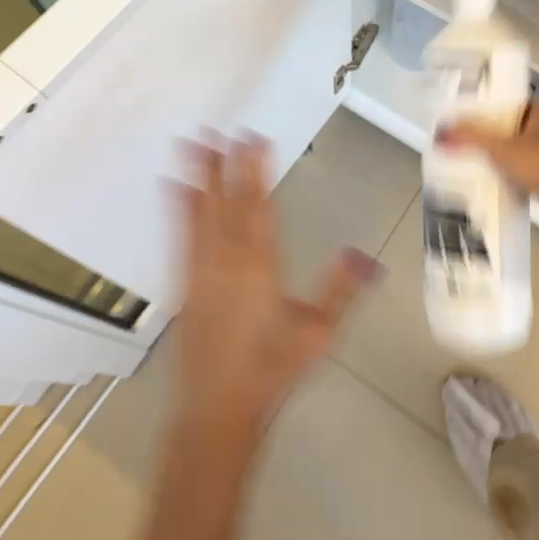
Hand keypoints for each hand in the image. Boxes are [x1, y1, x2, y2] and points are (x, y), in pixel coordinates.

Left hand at [171, 134, 381, 443]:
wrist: (217, 409)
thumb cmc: (272, 370)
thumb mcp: (318, 333)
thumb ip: (341, 290)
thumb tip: (364, 254)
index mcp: (261, 268)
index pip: (258, 208)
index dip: (255, 171)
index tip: (253, 140)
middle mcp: (227, 262)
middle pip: (225, 203)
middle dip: (224, 165)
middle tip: (220, 130)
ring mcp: (200, 271)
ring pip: (199, 213)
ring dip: (198, 177)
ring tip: (193, 144)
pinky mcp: (183, 285)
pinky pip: (181, 235)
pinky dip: (178, 207)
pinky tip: (174, 189)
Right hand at [436, 105, 538, 228]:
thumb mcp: (501, 148)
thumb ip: (470, 138)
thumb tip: (440, 132)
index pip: (509, 105)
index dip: (485, 112)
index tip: (462, 121)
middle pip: (512, 129)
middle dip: (488, 138)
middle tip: (460, 144)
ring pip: (519, 153)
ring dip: (499, 160)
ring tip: (468, 163)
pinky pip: (526, 173)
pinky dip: (510, 177)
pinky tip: (490, 184)